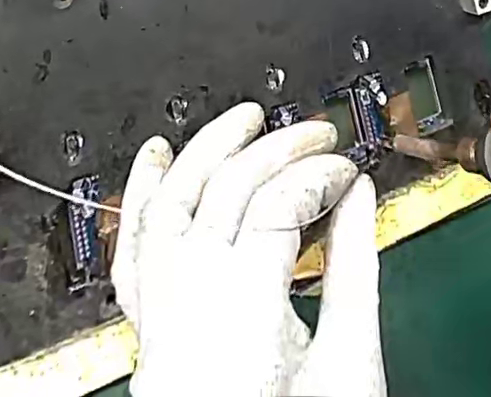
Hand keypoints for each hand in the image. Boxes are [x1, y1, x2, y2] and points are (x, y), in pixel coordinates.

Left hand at [112, 103, 384, 396]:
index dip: (318, 175)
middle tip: (318, 134)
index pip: (273, 206)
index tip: (349, 173)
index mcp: (239, 331)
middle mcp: (185, 320)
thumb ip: (354, 272)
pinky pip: (133, 256)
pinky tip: (156, 159)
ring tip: (242, 118)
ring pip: (167, 212)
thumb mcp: (348, 370)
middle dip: (278, 150)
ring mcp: (158, 327)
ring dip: (205, 153)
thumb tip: (357, 195)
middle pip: (223, 194)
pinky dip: (143, 198)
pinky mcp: (151, 335)